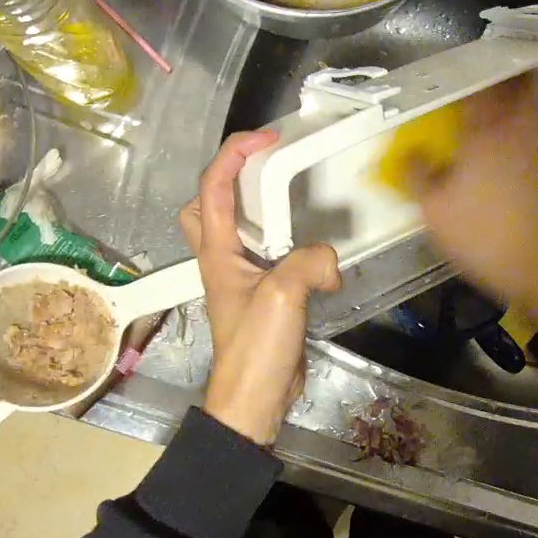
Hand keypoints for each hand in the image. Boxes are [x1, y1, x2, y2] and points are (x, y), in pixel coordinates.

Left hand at [181, 132, 341, 444]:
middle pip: (208, 207)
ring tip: (298, 209)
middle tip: (267, 175)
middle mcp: (224, 260)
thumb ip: (308, 264)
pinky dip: (292, 252)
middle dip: (229, 182)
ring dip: (264, 216)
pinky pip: (273, 261)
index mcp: (217, 252)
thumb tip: (330, 265)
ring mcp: (242, 280)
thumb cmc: (256, 347)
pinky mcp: (264, 299)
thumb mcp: (282, 296)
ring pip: (241, 233)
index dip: (234, 153)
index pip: (213, 187)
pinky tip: (317, 262)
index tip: (269, 138)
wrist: (255, 398)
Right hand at [405, 79, 537, 332]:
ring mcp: (532, 149)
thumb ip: (416, 173)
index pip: (479, 85)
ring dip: (517, 92)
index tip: (455, 62)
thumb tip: (406, 153)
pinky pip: (534, 128)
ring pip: (531, 104)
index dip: (468, 69)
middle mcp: (512, 132)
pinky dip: (524, 119)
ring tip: (497, 91)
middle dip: (503, 72)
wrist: (527, 265)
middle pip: (517, 85)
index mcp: (483, 133)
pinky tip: (506, 131)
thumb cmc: (477, 234)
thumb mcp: (432, 208)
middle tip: (482, 68)